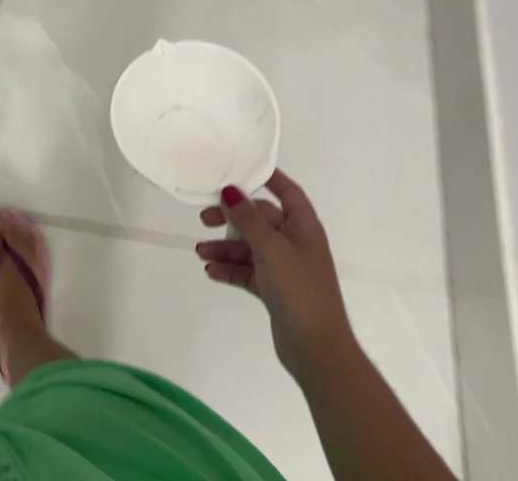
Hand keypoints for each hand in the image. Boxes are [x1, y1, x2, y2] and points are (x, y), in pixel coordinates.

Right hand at [196, 170, 355, 376]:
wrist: (316, 348)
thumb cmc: (299, 289)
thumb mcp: (271, 248)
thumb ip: (248, 218)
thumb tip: (229, 191)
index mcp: (303, 225)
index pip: (286, 191)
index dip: (267, 177)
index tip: (239, 169)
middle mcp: (295, 242)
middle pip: (260, 219)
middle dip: (232, 218)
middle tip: (203, 218)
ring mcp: (285, 267)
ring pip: (250, 247)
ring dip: (226, 247)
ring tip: (200, 251)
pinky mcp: (274, 290)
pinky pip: (248, 272)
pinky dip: (231, 269)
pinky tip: (211, 270)